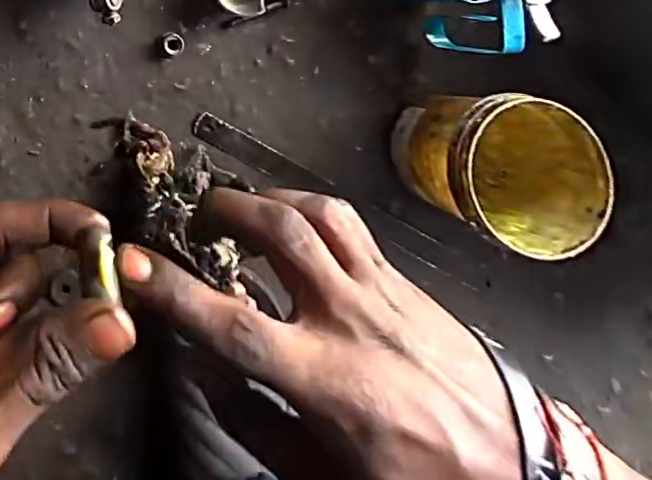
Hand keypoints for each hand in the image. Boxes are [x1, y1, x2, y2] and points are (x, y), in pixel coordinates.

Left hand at [0, 201, 136, 479]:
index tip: (99, 233)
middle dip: (21, 303)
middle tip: (1, 347)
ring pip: (11, 291)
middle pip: (9, 255)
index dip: (54, 222)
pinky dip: (11, 347)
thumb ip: (51, 358)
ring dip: (16, 334)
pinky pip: (3, 322)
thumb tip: (114, 320)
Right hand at [117, 187, 520, 479]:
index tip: (133, 262)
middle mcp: (350, 319)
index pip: (233, 326)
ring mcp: (380, 289)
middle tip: (198, 214)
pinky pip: (346, 222)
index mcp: (327, 380)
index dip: (175, 291)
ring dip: (266, 198)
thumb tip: (205, 369)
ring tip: (239, 205)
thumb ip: (256, 423)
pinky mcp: (398, 276)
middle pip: (280, 236)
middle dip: (226, 211)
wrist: (518, 464)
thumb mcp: (325, 475)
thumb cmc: (415, 476)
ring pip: (316, 214)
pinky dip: (304, 206)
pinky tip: (290, 215)